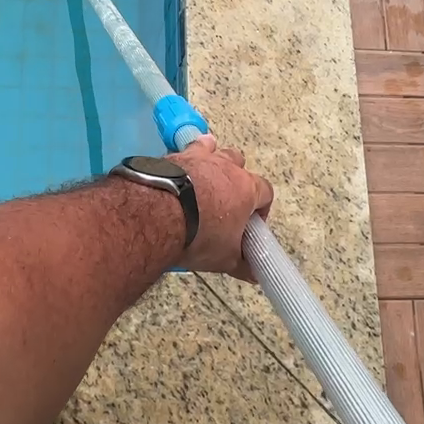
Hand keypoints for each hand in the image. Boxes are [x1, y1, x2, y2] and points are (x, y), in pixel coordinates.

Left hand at [168, 135, 272, 281]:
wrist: (157, 215)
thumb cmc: (200, 236)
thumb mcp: (224, 258)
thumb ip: (242, 264)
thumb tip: (255, 275)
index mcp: (246, 189)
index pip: (265, 191)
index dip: (261, 207)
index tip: (251, 222)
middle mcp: (225, 166)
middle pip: (239, 163)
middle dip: (235, 177)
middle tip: (224, 200)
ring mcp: (199, 157)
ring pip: (212, 148)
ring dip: (210, 159)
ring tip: (202, 177)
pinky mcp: (173, 156)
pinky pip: (183, 150)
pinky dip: (183, 159)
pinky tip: (176, 171)